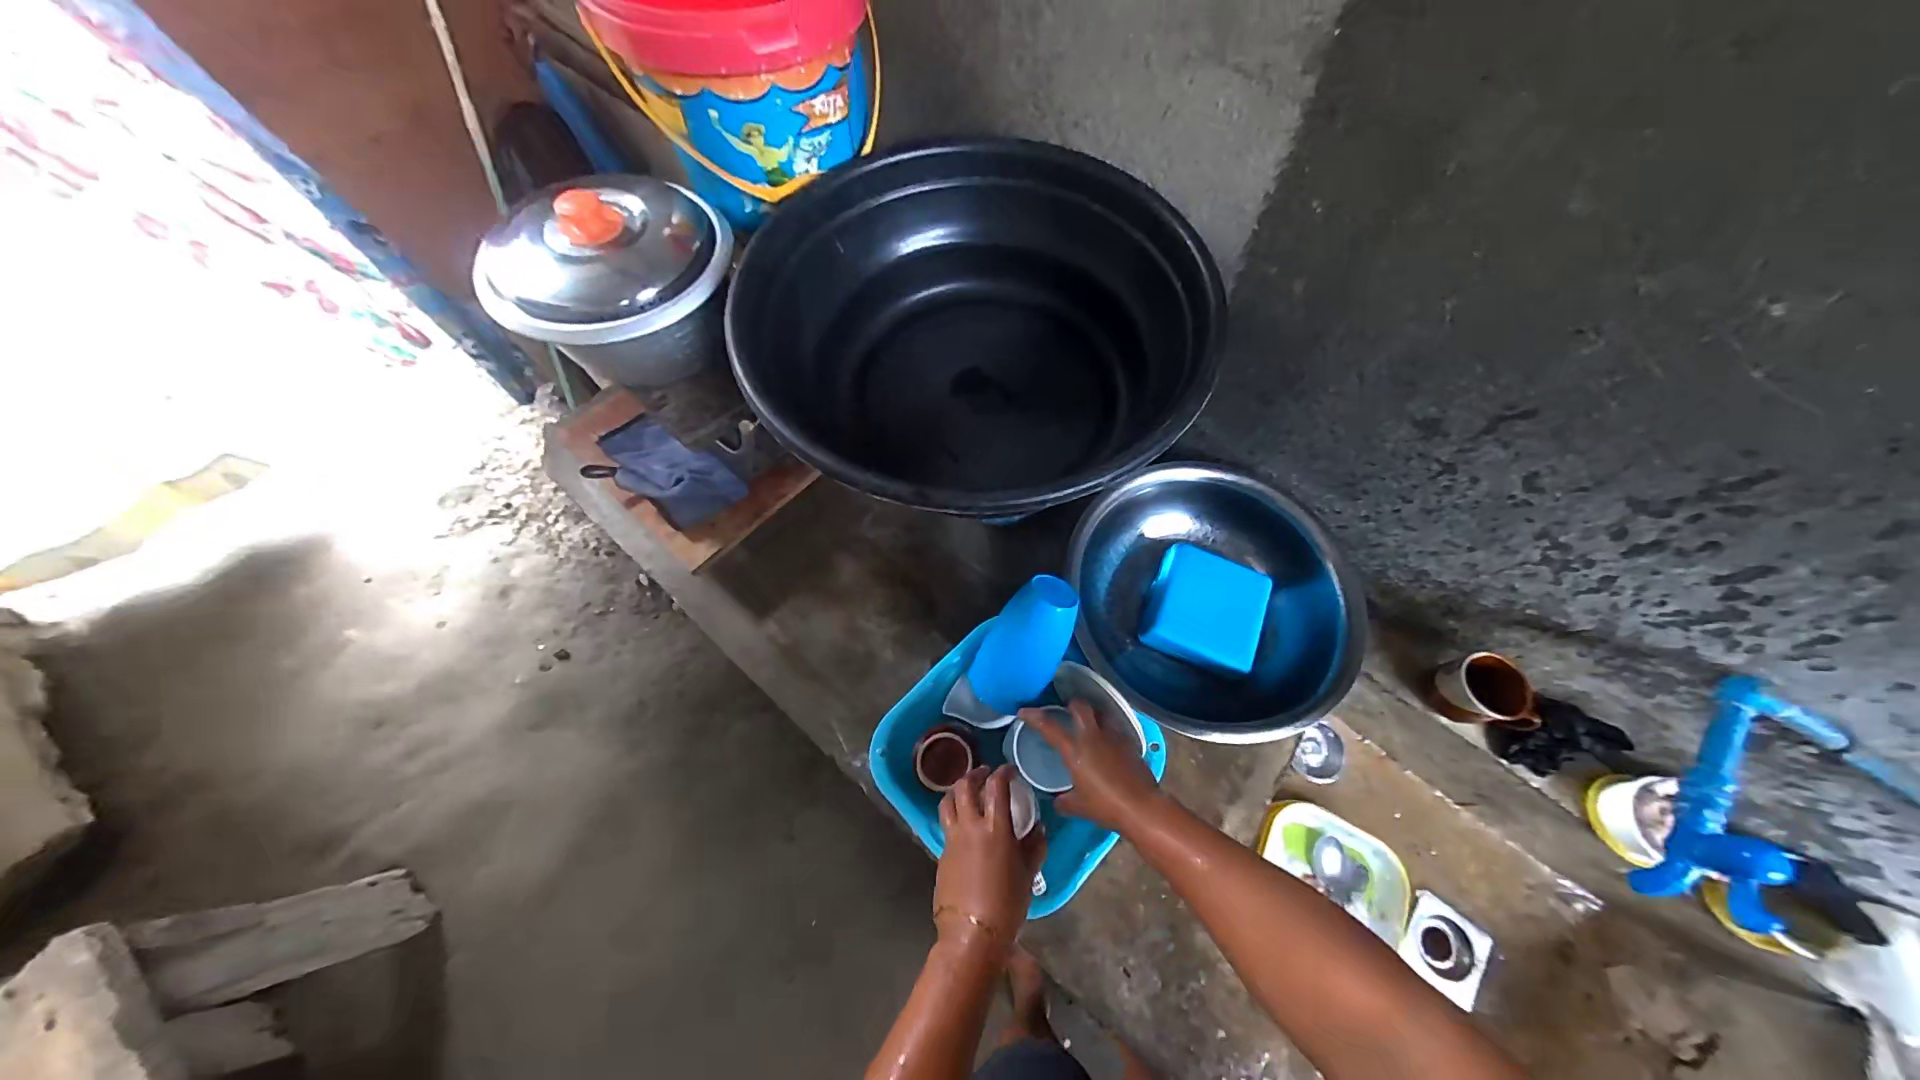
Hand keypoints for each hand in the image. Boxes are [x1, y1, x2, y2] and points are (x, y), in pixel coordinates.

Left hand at [934, 766, 1045, 955]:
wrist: (972, 933)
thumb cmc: (1007, 904)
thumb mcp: (1029, 874)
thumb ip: (1034, 846)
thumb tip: (1038, 828)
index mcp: (996, 828)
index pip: (997, 786)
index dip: (1003, 772)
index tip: (1009, 770)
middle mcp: (970, 826)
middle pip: (964, 786)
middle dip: (974, 774)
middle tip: (985, 773)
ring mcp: (952, 839)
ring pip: (948, 801)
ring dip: (957, 790)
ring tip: (967, 791)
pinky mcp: (941, 853)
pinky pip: (945, 824)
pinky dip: (953, 814)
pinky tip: (963, 823)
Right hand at [1022, 700, 1161, 832]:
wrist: (1141, 807)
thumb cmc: (1105, 806)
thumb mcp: (1078, 806)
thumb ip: (1064, 800)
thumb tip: (1058, 800)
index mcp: (1075, 749)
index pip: (1049, 726)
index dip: (1034, 717)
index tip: (1024, 712)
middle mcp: (1093, 736)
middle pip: (1080, 707)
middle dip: (1071, 705)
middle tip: (1067, 712)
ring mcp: (1114, 737)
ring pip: (1101, 713)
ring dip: (1093, 715)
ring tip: (1089, 724)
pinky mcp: (1131, 743)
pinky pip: (1116, 728)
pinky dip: (1108, 730)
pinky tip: (1108, 743)